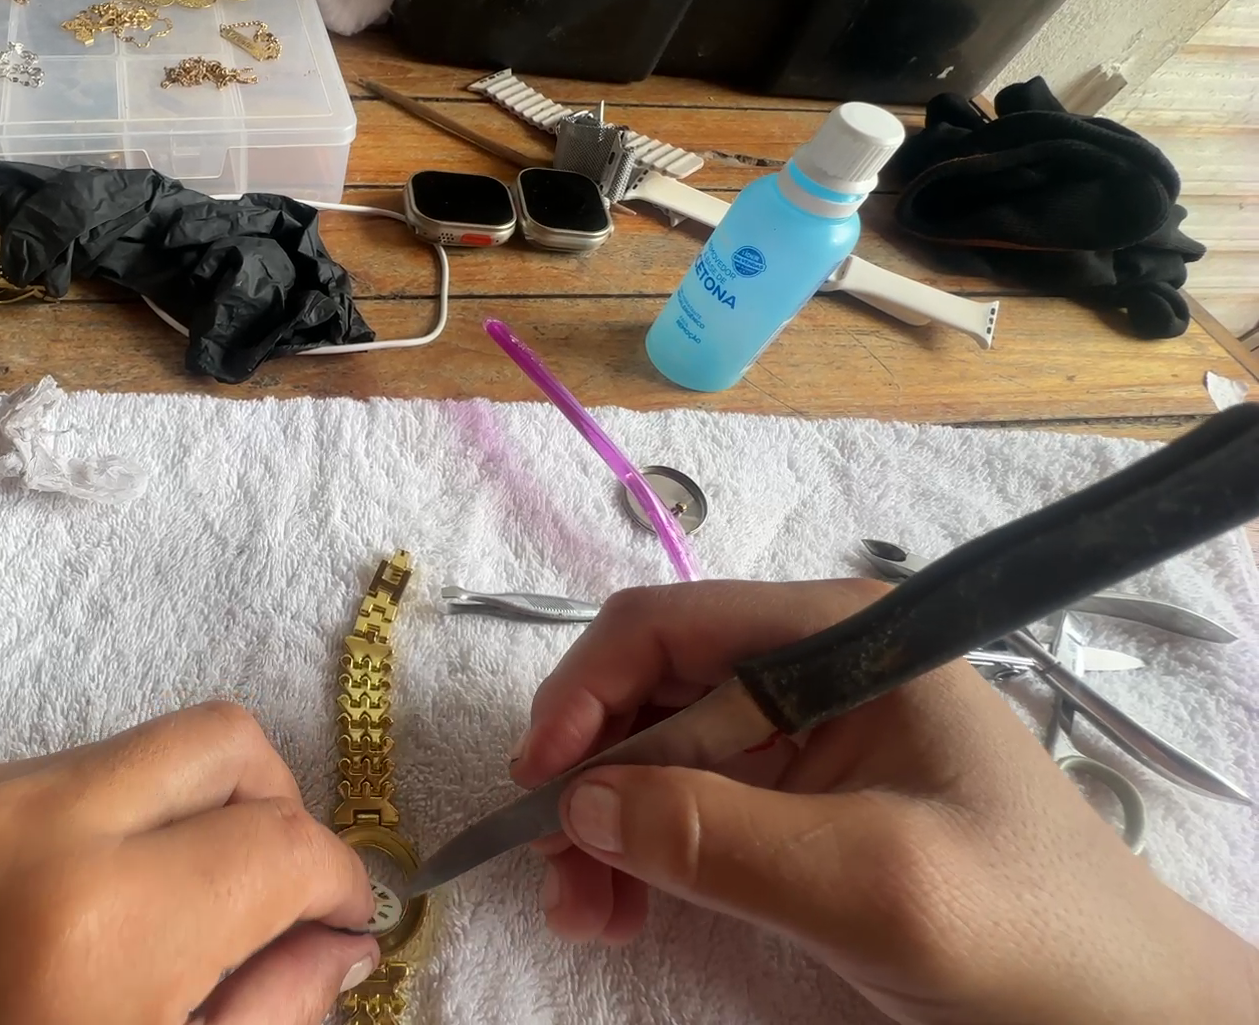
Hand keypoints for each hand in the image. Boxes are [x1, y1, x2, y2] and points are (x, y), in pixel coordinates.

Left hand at [0, 702, 377, 1024]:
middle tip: (276, 889)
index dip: (337, 879)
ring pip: (154, 747)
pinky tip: (92, 901)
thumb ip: (269, 1017)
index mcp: (89, 927)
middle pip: (225, 737)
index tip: (343, 919)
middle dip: (280, 804)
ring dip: (196, 814)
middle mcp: (28, 820)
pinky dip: (122, 818)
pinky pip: (80, 769)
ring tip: (179, 907)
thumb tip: (339, 940)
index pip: (276, 842)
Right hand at [511, 579, 1258, 1023]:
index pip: (663, 627)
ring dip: (596, 821)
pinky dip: (628, 847)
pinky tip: (613, 905)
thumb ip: (723, 839)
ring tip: (578, 908)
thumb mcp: (880, 890)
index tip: (536, 778)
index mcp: (830, 638)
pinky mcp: (770, 780)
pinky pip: (668, 794)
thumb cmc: (1037, 945)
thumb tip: (576, 805)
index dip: (583, 689)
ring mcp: (780, 721)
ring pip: (640, 745)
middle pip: (639, 686)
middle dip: (584, 771)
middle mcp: (792, 662)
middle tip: (548, 856)